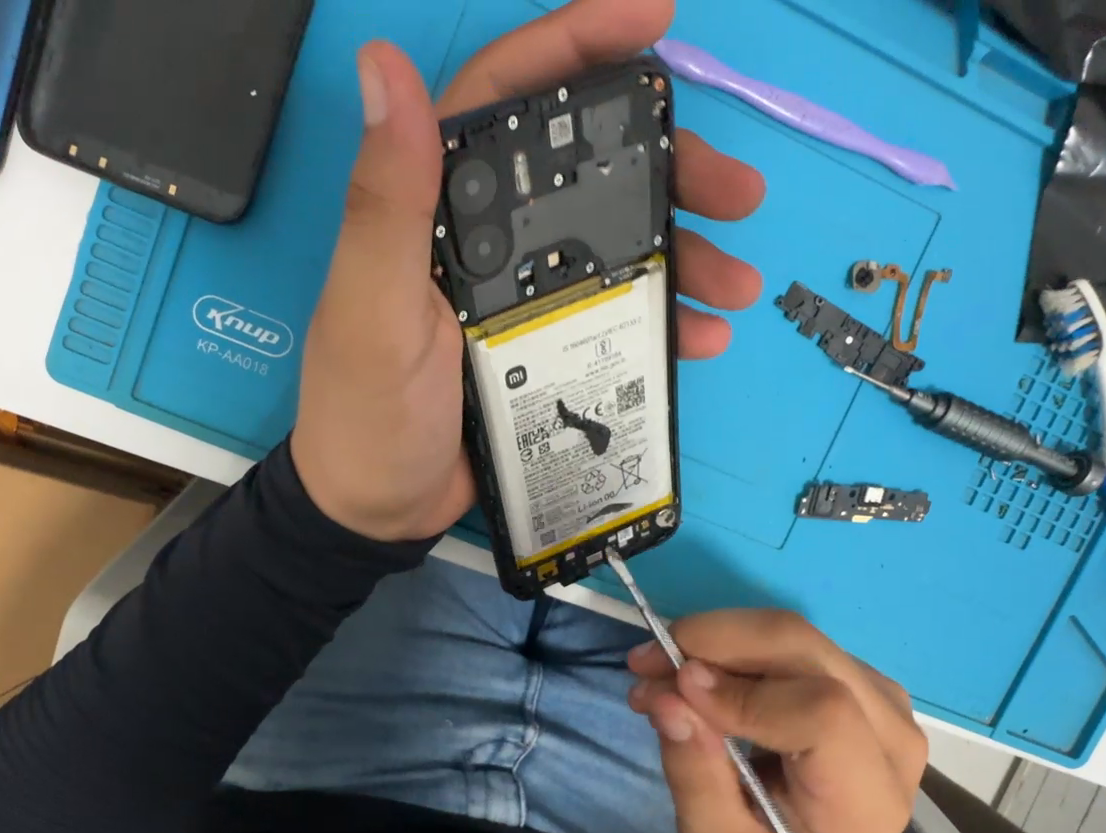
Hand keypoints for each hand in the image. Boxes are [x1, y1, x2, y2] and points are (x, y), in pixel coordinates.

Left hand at [291, 0, 766, 541]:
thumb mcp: (374, 308)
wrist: (380, 510)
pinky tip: (702, 336)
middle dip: (669, 167)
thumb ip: (386, 200)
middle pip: (585, 172)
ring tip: (735, 281)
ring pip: (615, 244)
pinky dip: (663, 319)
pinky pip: (615, 315)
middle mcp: (484, 239)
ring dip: (684, 251)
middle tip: (736, 191)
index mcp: (436, 210)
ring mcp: (521, 294)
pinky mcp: (546, 347)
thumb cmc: (368, 413)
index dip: (575, 47)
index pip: (504, 101)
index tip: (656, 21)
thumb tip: (383, 62)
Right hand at [625, 610, 926, 832]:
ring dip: (713, 638)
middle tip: (644, 662)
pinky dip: (732, 643)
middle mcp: (889, 731)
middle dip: (710, 641)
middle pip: (801, 647)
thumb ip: (694, 778)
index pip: (822, 714)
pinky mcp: (861, 670)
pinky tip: (700, 671)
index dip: (743, 694)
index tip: (675, 692)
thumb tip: (667, 700)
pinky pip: (789, 638)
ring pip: (789, 633)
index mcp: (865, 795)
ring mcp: (881, 692)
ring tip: (661, 669)